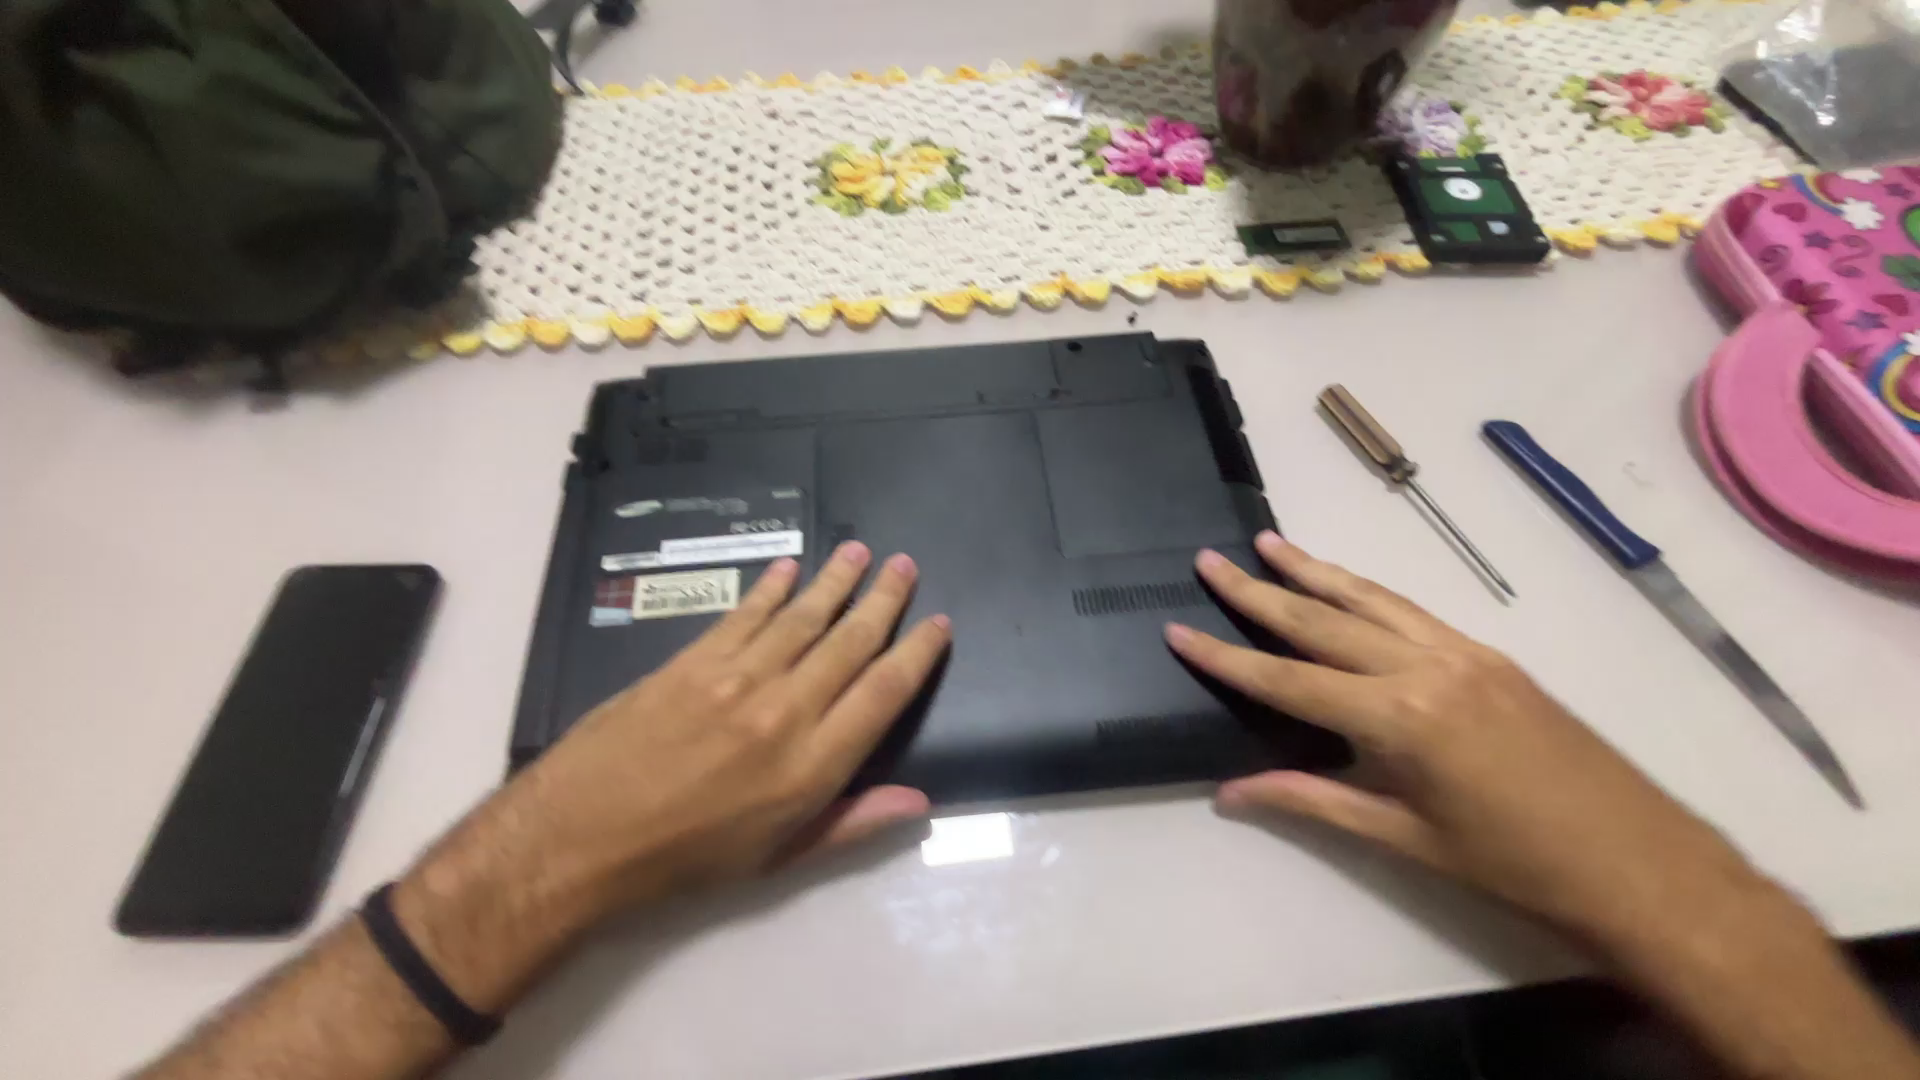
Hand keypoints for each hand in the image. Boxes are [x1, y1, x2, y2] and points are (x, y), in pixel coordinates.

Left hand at [503, 542, 949, 915]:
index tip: (938, 624)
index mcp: (812, 764)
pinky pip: (744, 615)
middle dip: (884, 600)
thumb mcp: (778, 859)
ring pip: (802, 617)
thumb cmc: (688, 859)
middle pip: (850, 642)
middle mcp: (784, 709)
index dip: (918, 654)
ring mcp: (736, 678)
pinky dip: (770, 587)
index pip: (884, 693)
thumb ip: (852, 824)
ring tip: (859, 551)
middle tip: (905, 565)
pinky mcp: (693, 661)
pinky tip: (788, 567)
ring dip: (835, 581)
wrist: (580, 838)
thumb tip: (920, 802)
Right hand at [1166, 532, 1770, 945]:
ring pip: (1368, 600)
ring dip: (1312, 571)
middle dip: (1257, 591)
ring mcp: (1461, 653)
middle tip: (1210, 560)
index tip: (1178, 629)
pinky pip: (1410, 610)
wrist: (1645, 869)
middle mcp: (1424, 668)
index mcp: (1397, 718)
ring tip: (1267, 543)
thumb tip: (1229, 794)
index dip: (1225, 657)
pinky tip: (1342, 582)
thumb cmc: (1514, 866)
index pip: (1286, 679)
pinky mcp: (1488, 654)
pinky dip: (1364, 590)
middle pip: (1320, 621)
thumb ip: (1309, 801)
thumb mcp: (1400, 838)